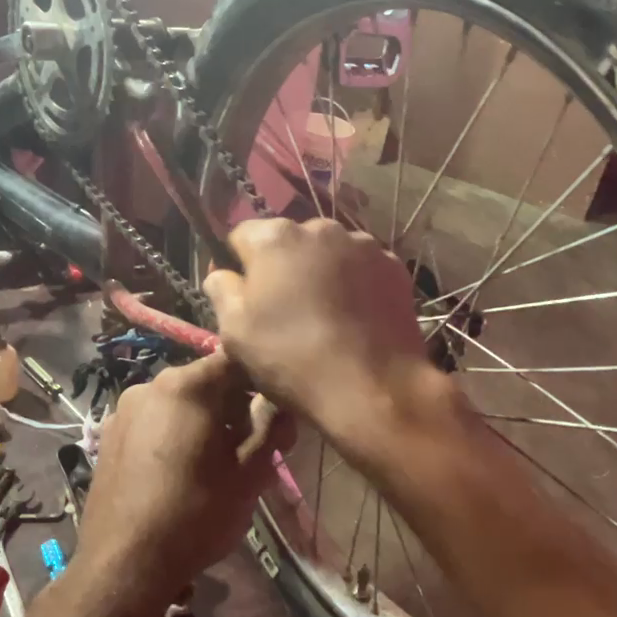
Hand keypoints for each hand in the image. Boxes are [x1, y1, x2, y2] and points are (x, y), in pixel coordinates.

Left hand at [71, 352, 290, 607]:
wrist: (124, 566)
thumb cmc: (196, 514)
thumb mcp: (251, 474)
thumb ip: (273, 429)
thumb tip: (284, 407)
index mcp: (187, 385)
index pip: (238, 361)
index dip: (264, 384)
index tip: (276, 416)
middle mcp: (149, 385)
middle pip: (208, 382)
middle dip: (235, 408)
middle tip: (253, 449)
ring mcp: (123, 411)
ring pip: (181, 404)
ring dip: (206, 424)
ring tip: (218, 467)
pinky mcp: (109, 438)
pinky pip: (155, 424)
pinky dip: (176, 437)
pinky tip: (182, 476)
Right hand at [204, 219, 450, 448]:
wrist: (373, 388)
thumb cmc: (293, 359)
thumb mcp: (235, 332)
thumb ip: (222, 291)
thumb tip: (222, 275)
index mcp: (274, 237)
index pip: (242, 237)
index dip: (238, 266)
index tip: (241, 298)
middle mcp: (321, 228)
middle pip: (290, 242)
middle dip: (283, 268)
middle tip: (285, 312)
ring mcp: (364, 245)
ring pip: (329, 254)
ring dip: (321, 274)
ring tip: (324, 317)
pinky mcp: (394, 267)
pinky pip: (363, 269)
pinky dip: (355, 285)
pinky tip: (354, 320)